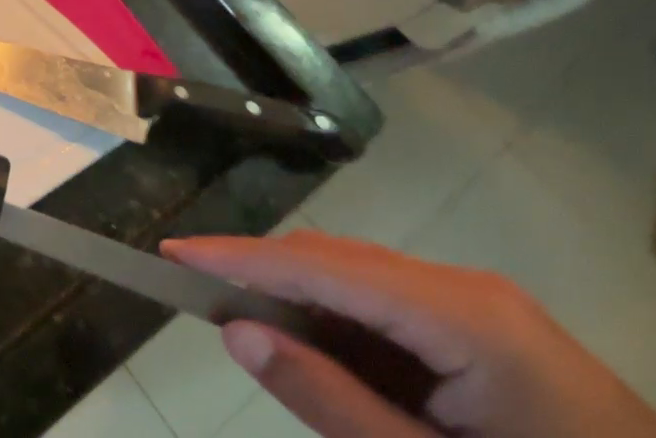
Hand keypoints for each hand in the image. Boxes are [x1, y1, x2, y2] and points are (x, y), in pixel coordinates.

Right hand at [163, 231, 655, 437]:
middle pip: (335, 262)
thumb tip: (235, 331)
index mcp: (464, 317)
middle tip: (197, 300)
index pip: (323, 267)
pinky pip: (386, 306)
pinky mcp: (485, 328)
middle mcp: (468, 290)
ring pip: (356, 280)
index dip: (240, 257)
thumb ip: (331, 401)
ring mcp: (482, 305)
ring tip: (255, 335)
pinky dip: (338, 323)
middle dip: (263, 276)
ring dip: (299, 303)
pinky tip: (321, 354)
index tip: (170, 253)